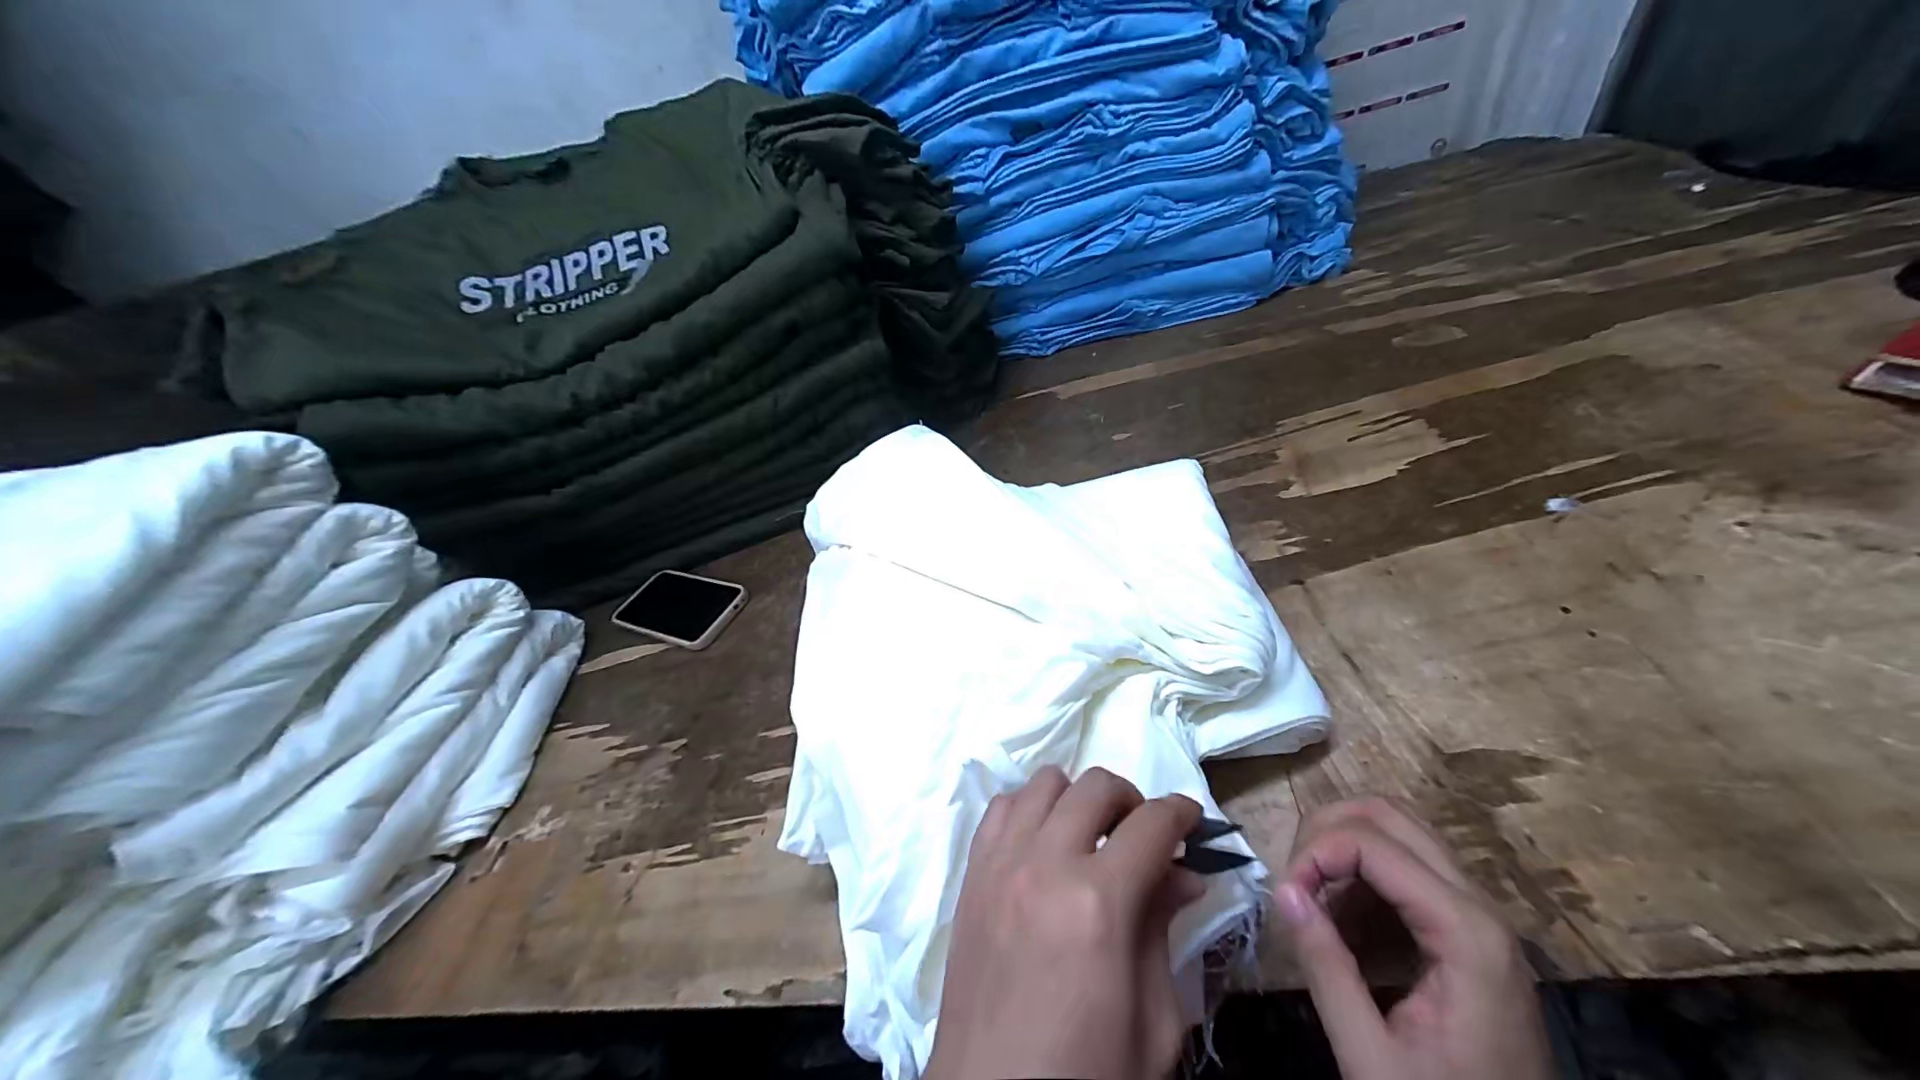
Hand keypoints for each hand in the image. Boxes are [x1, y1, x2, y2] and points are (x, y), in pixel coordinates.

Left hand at [925, 766, 1205, 1079]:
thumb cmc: (1087, 1074)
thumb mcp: (1153, 1021)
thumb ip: (1163, 929)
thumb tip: (1183, 875)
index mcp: (1098, 903)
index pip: (1150, 824)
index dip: (1181, 813)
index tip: (1193, 820)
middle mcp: (1044, 864)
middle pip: (1094, 786)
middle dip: (1131, 800)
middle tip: (1145, 836)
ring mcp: (999, 864)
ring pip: (1043, 784)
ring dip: (1077, 798)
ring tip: (1092, 836)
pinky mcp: (970, 874)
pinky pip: (1001, 809)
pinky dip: (1029, 809)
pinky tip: (1044, 844)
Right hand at [1275, 798, 1554, 1079]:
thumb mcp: (1371, 1054)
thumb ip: (1326, 968)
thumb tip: (1282, 890)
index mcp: (1464, 932)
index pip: (1372, 841)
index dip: (1314, 853)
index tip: (1284, 897)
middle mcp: (1480, 906)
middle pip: (1388, 814)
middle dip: (1325, 830)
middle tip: (1293, 879)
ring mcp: (1479, 912)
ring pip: (1401, 826)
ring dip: (1343, 837)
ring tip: (1311, 885)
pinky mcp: (1470, 925)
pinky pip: (1411, 858)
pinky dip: (1363, 860)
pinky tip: (1341, 904)